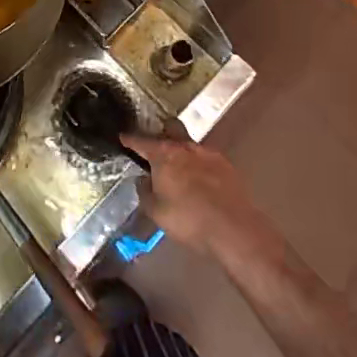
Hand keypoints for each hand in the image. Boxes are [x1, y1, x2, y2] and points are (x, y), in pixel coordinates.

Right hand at [122, 134, 283, 265]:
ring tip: (178, 170)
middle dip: (161, 133)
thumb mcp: (156, 212)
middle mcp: (185, 147)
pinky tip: (199, 181)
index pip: (141, 141)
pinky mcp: (225, 165)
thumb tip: (142, 180)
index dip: (130, 139)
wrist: (233, 227)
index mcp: (164, 155)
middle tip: (155, 147)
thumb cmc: (188, 219)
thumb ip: (145, 193)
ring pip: (189, 144)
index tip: (123, 137)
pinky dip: (198, 165)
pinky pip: (205, 158)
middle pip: (170, 128)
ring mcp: (208, 153)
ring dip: (181, 152)